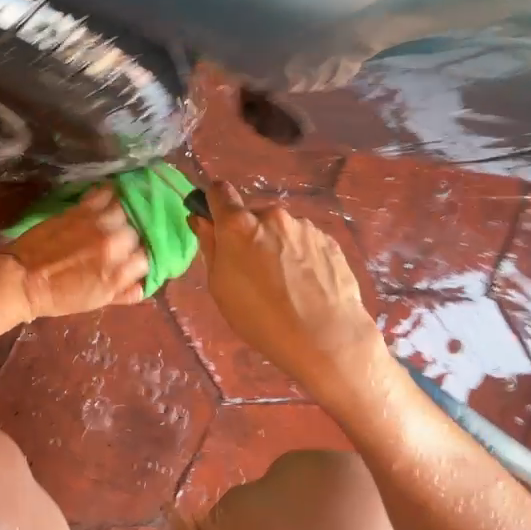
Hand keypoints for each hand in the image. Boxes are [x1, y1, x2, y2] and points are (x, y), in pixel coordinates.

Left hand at [0, 185, 148, 319]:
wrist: (22, 280)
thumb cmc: (58, 297)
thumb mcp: (96, 302)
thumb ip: (124, 293)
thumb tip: (145, 284)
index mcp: (119, 273)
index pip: (150, 255)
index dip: (144, 254)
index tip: (138, 253)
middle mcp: (114, 246)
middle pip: (140, 230)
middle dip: (135, 233)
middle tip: (124, 235)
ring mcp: (98, 224)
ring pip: (127, 208)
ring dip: (125, 211)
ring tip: (120, 213)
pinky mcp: (81, 210)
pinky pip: (105, 193)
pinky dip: (110, 193)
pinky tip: (110, 195)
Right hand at [189, 182, 380, 393]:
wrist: (325, 338)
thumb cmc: (260, 318)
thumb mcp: (220, 287)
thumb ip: (209, 246)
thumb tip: (201, 220)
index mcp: (239, 225)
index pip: (219, 190)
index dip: (214, 204)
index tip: (215, 223)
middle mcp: (272, 216)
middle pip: (252, 216)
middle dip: (249, 235)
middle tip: (254, 270)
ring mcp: (304, 227)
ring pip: (280, 229)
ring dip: (277, 245)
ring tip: (286, 283)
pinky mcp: (329, 240)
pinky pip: (305, 241)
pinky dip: (301, 256)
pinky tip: (307, 285)